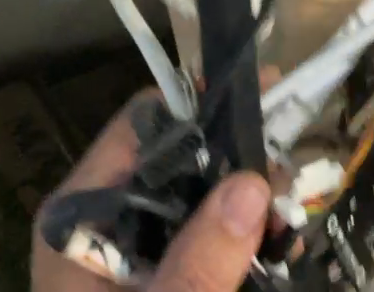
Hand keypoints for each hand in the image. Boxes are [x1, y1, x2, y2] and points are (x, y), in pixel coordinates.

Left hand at [32, 94, 271, 291]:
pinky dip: (241, 235)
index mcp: (82, 213)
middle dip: (239, 156)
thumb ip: (200, 263)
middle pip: (180, 155)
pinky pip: (205, 235)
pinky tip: (276, 247)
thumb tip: (252, 182)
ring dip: (248, 197)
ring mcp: (131, 248)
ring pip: (200, 194)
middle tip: (291, 167)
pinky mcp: (157, 273)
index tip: (268, 99)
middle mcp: (104, 217)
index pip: (143, 124)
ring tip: (291, 214)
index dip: (205, 106)